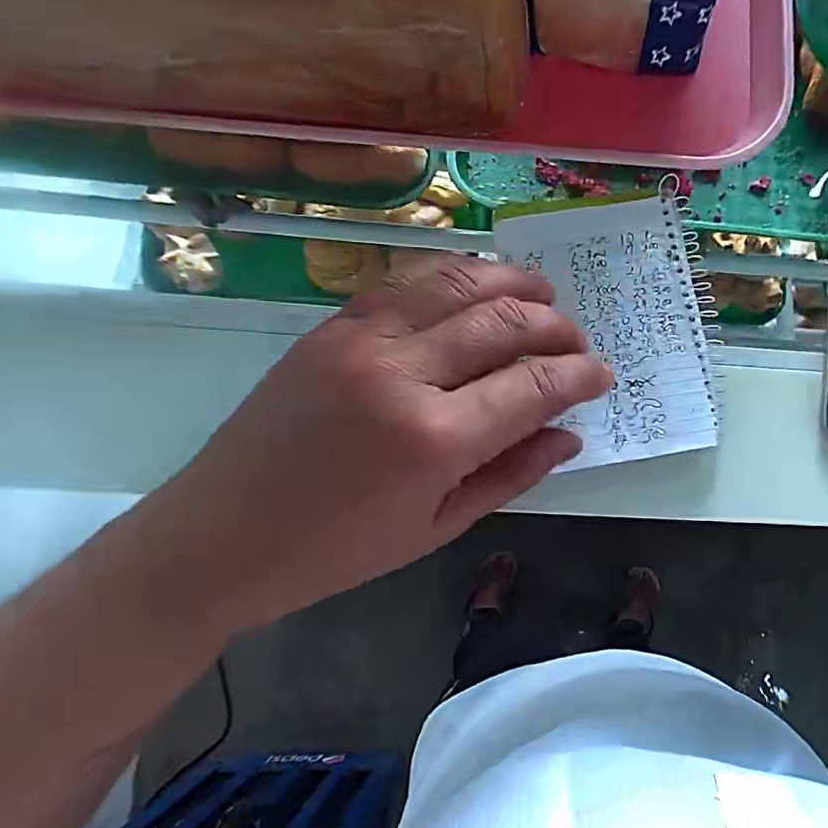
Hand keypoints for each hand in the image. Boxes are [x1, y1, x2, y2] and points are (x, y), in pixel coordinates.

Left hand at [130, 255, 612, 628]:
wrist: (223, 535)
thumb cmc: (337, 551)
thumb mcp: (436, 528)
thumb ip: (509, 475)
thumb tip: (568, 436)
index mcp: (434, 439)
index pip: (532, 386)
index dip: (580, 375)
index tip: (604, 373)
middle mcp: (402, 373)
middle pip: (502, 323)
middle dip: (556, 326)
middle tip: (579, 341)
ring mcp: (359, 340)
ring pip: (454, 283)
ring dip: (510, 281)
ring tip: (542, 291)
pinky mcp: (329, 328)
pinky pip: (404, 283)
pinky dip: (451, 276)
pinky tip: (474, 284)